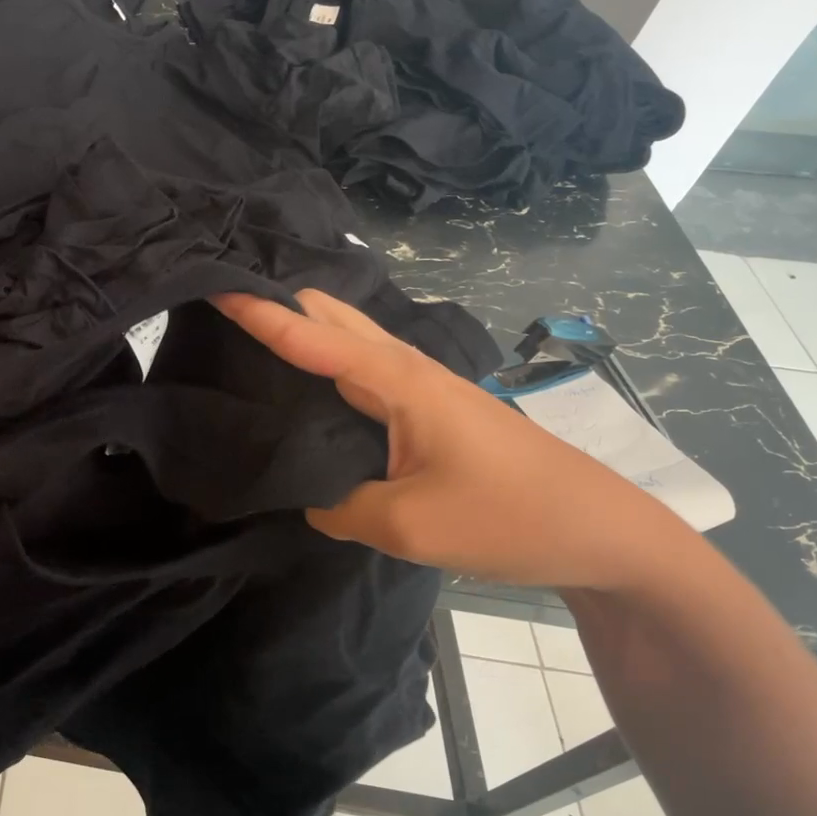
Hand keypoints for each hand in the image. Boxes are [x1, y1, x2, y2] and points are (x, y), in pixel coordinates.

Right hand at [213, 289, 698, 591]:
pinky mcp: (430, 410)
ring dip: (301, 330)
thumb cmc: (510, 519)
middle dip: (278, 302)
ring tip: (246, 341)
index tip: (210, 283)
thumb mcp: (407, 526)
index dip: (258, 311)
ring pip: (347, 339)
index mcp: (399, 381)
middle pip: (331, 315)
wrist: (606, 533)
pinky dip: (323, 363)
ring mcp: (423, 387)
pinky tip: (303, 391)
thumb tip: (309, 496)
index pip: (310, 336)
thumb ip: (338, 506)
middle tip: (221, 309)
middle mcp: (408, 369)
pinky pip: (361, 371)